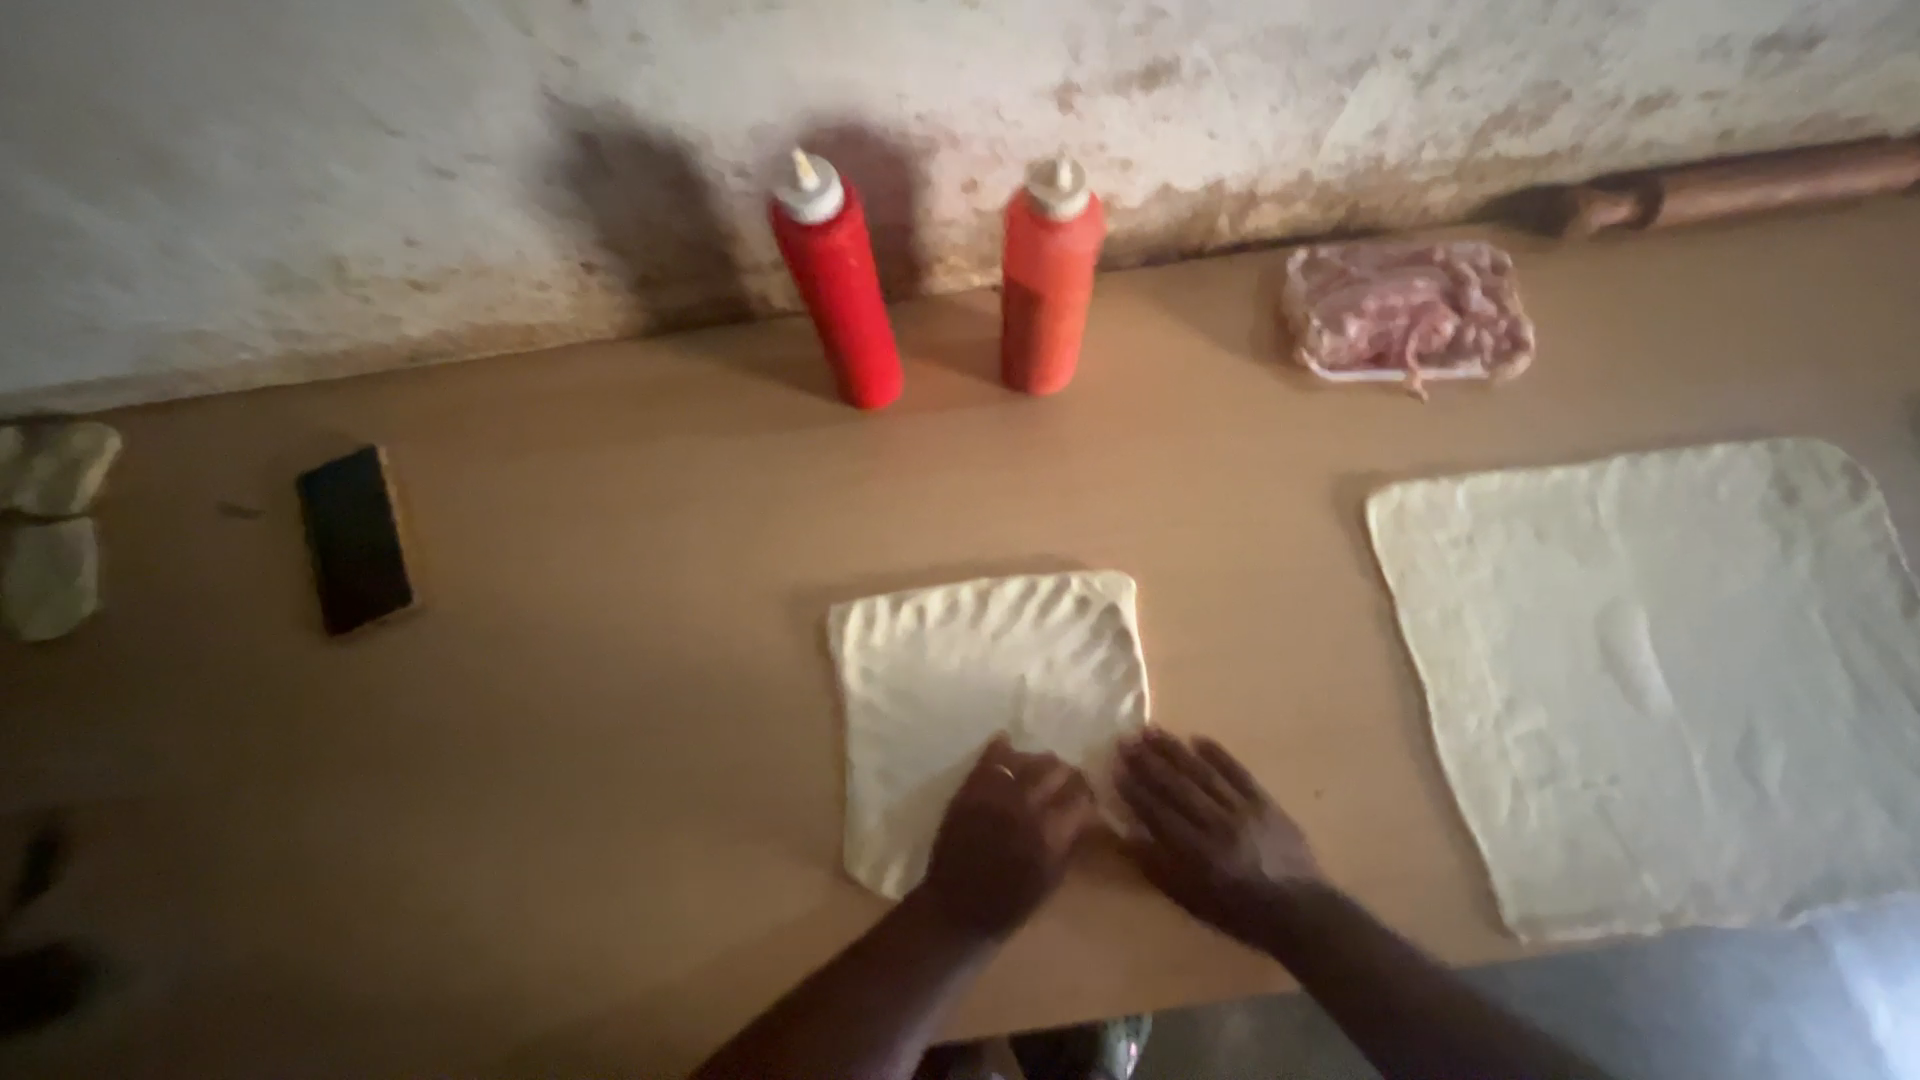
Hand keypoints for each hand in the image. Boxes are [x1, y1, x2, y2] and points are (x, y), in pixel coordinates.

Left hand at [918, 734, 1096, 938]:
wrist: (956, 907)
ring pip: (1027, 759)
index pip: (1081, 798)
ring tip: (1040, 765)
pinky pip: (990, 758)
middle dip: (1067, 773)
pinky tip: (1008, 743)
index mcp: (1051, 834)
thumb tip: (1085, 816)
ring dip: (1039, 761)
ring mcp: (997, 795)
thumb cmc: (1009, 904)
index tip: (1087, 795)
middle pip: (1056, 771)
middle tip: (1067, 778)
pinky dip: (1001, 748)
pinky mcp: (971, 790)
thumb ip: (1069, 843)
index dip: (1087, 794)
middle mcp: (1027, 808)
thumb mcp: (1052, 880)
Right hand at [1116, 729, 1325, 949]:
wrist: (1302, 911)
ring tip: (1152, 731)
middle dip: (1148, 763)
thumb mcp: (1194, 902)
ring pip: (1203, 774)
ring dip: (1175, 751)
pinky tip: (1198, 739)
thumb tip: (1128, 837)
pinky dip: (1217, 755)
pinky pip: (1238, 773)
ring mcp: (1244, 810)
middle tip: (1126, 741)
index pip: (1159, 814)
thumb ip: (1159, 869)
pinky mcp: (1265, 802)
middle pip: (1177, 787)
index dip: (1135, 791)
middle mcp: (1218, 826)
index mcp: (1199, 854)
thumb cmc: (1241, 913)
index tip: (1116, 768)